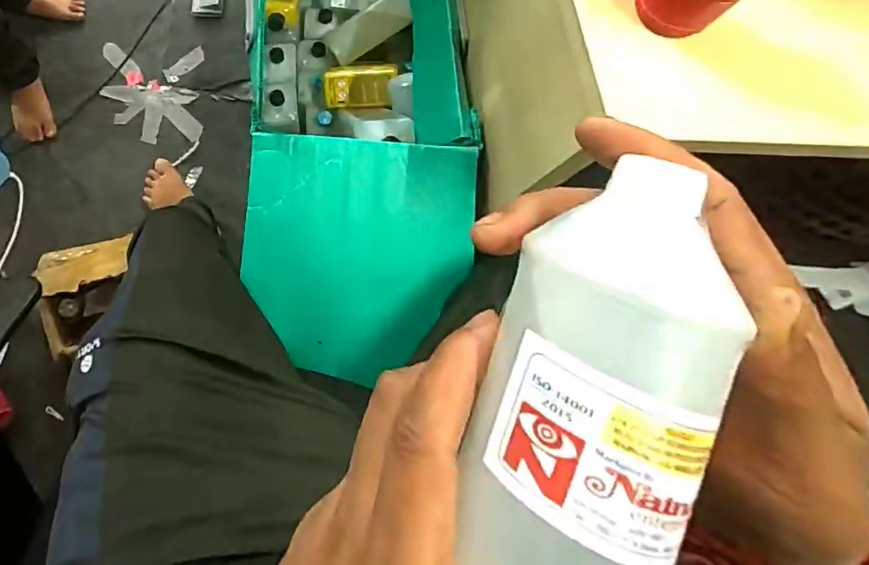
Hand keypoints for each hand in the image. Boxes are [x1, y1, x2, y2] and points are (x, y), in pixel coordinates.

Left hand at [283, 310, 499, 564]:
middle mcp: (347, 526)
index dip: (451, 372)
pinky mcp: (306, 540)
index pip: (418, 437)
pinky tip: (427, 485)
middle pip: (388, 411)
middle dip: (441, 366)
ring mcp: (319, 529)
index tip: (486, 326)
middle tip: (494, 355)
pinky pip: (356, 475)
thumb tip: (562, 544)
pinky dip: (395, 457)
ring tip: (474, 418)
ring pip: (371, 438)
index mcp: (397, 555)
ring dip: (420, 410)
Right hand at [472, 118, 868, 564]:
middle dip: (554, 206)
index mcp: (743, 288)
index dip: (648, 156)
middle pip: (618, 221)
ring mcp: (648, 316)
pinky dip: (534, 282)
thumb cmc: (807, 481)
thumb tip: (761, 291)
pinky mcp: (616, 345)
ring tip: (488, 247)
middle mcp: (689, 286)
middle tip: (497, 229)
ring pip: (587, 251)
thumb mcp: (818, 429)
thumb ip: (795, 370)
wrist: (777, 545)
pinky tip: (504, 295)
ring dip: (534, 237)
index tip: (589, 132)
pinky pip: (572, 297)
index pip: (699, 199)